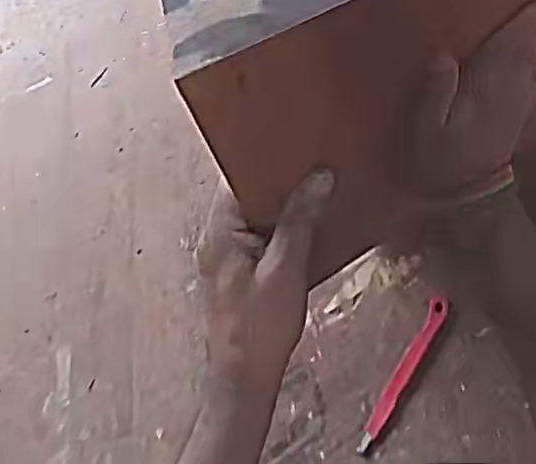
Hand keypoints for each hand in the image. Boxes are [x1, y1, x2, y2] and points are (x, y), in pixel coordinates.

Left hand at [196, 169, 334, 393]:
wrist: (244, 384)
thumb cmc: (260, 328)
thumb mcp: (286, 269)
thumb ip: (300, 220)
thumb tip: (319, 176)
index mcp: (219, 232)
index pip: (238, 179)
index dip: (267, 161)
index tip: (296, 149)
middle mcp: (216, 238)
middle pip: (247, 195)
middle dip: (279, 182)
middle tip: (312, 166)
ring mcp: (225, 256)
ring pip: (254, 215)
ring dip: (281, 205)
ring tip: (313, 189)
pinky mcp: (237, 271)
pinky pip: (258, 234)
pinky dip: (279, 226)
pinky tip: (304, 226)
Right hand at [413, 0, 535, 196]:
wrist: (465, 196)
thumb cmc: (439, 156)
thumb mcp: (427, 126)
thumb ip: (437, 91)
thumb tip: (444, 55)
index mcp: (486, 88)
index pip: (507, 49)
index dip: (524, 25)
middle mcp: (509, 90)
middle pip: (530, 50)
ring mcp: (519, 101)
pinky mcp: (522, 111)